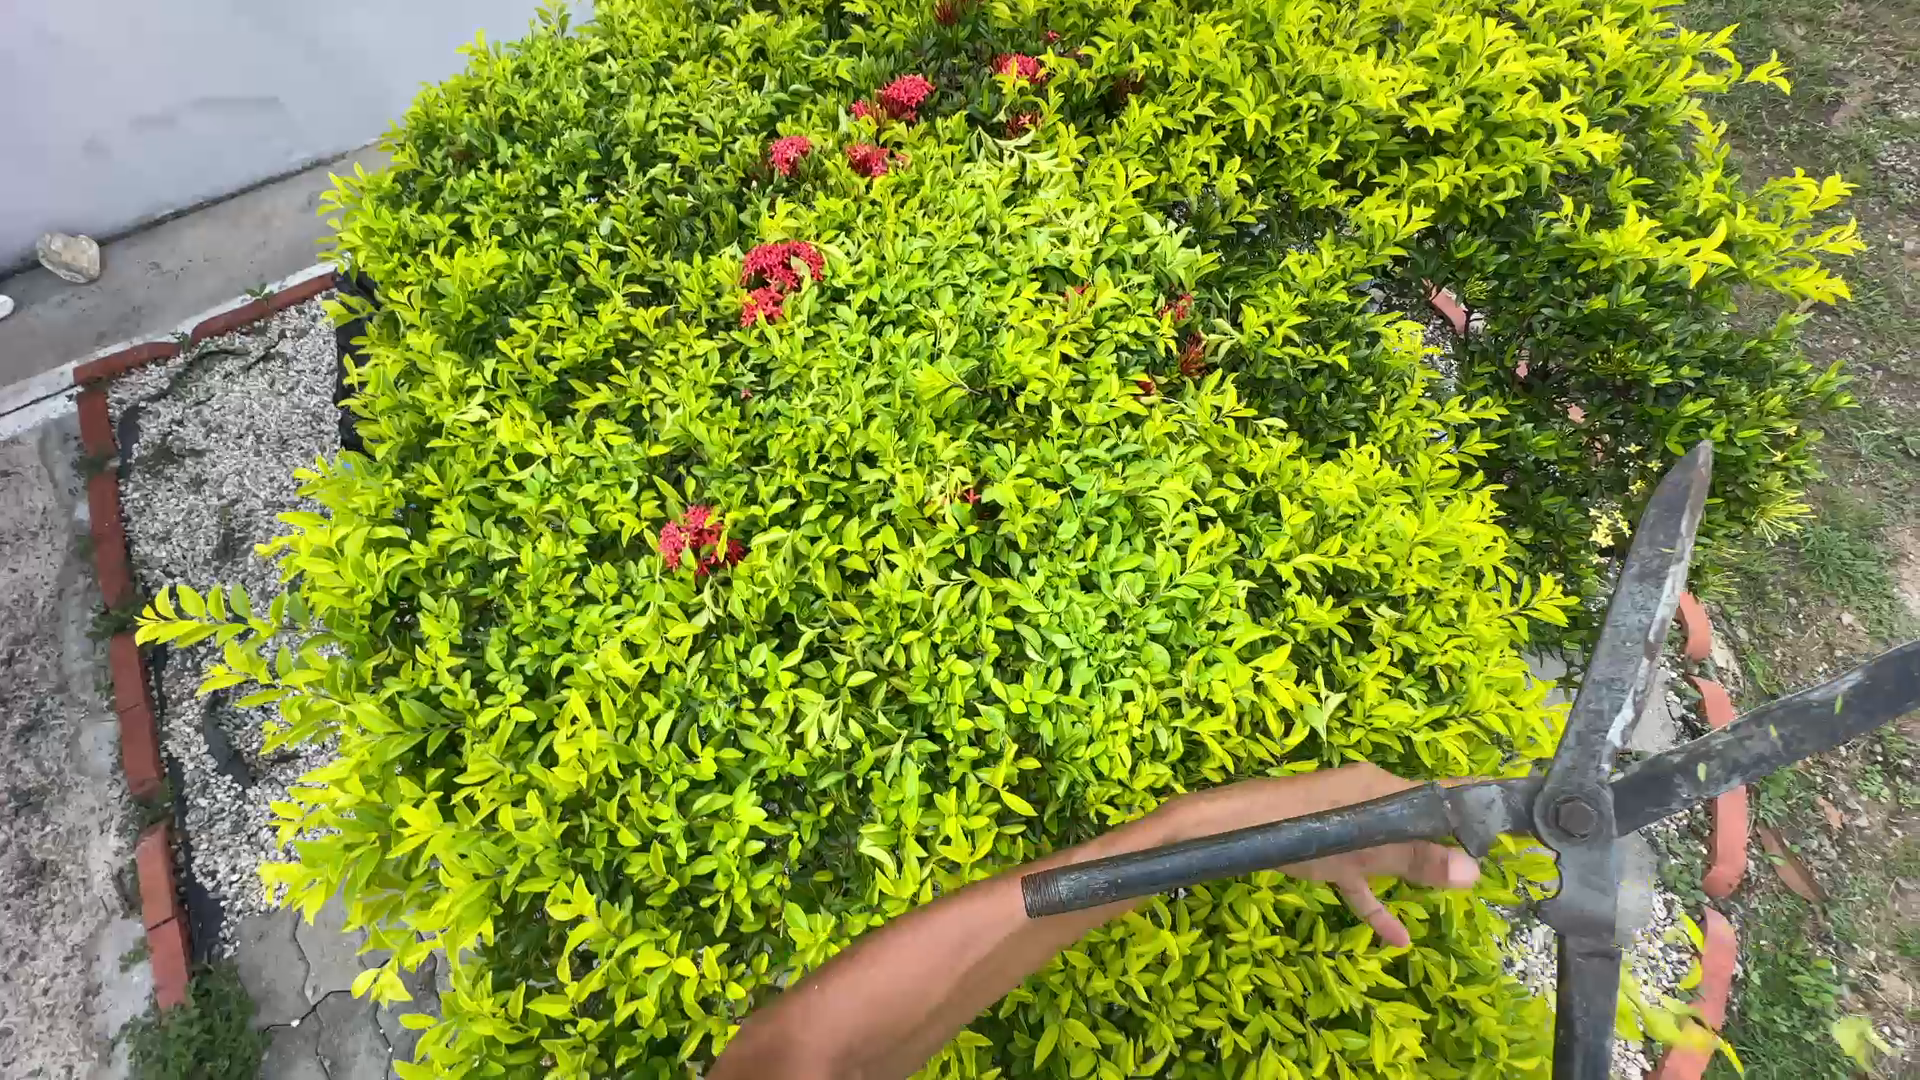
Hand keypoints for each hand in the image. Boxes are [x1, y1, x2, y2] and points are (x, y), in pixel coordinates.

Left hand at [1152, 764, 1481, 946]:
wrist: (1226, 831)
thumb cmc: (1291, 828)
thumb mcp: (1356, 848)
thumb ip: (1411, 859)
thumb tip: (1472, 870)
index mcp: (1379, 787)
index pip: (1442, 793)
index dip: (1481, 805)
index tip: (1526, 817)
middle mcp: (1365, 799)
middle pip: (1420, 822)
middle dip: (1456, 844)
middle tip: (1510, 867)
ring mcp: (1342, 824)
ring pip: (1392, 849)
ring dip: (1418, 872)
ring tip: (1462, 898)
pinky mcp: (1323, 848)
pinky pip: (1359, 874)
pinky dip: (1375, 902)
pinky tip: (1397, 939)